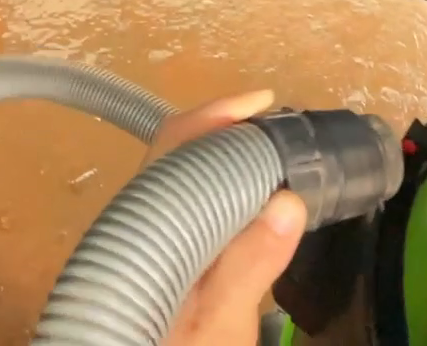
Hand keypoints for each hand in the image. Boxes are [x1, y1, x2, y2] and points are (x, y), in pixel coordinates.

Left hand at [149, 91, 308, 345]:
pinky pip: (184, 207)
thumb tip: (289, 200)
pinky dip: (217, 191)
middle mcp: (137, 219)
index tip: (267, 103)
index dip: (220, 114)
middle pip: (177, 152)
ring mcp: (142, 240)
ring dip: (223, 159)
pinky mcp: (153, 262)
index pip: (178, 142)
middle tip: (279, 131)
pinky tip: (246, 205)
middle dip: (228, 132)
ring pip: (179, 178)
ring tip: (271, 158)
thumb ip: (247, 267)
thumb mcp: (216, 330)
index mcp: (146, 223)